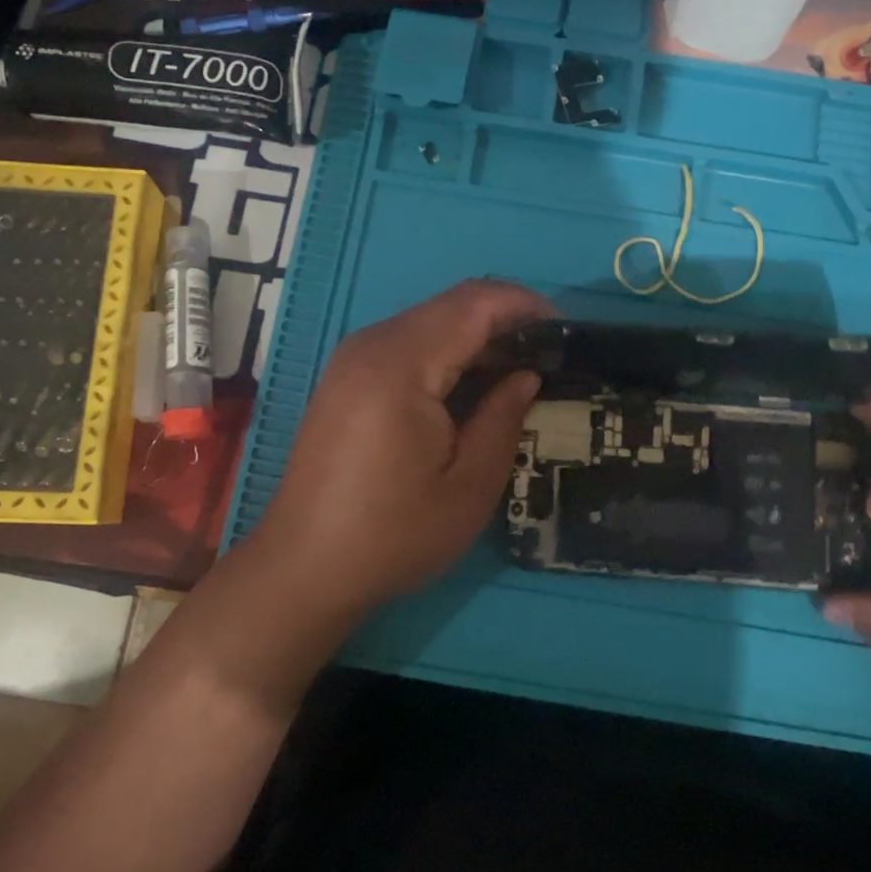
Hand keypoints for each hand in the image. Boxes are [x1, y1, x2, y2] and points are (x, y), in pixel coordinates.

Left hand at [250, 279, 552, 611]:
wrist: (304, 567)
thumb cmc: (393, 534)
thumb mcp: (469, 486)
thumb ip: (503, 419)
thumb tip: (526, 375)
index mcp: (401, 366)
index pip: (474, 304)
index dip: (525, 306)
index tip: (566, 332)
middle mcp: (371, 346)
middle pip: (450, 305)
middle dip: (504, 319)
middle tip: (549, 356)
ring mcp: (351, 359)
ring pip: (428, 320)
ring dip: (475, 335)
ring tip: (517, 371)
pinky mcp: (344, 378)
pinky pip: (406, 343)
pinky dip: (445, 351)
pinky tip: (470, 386)